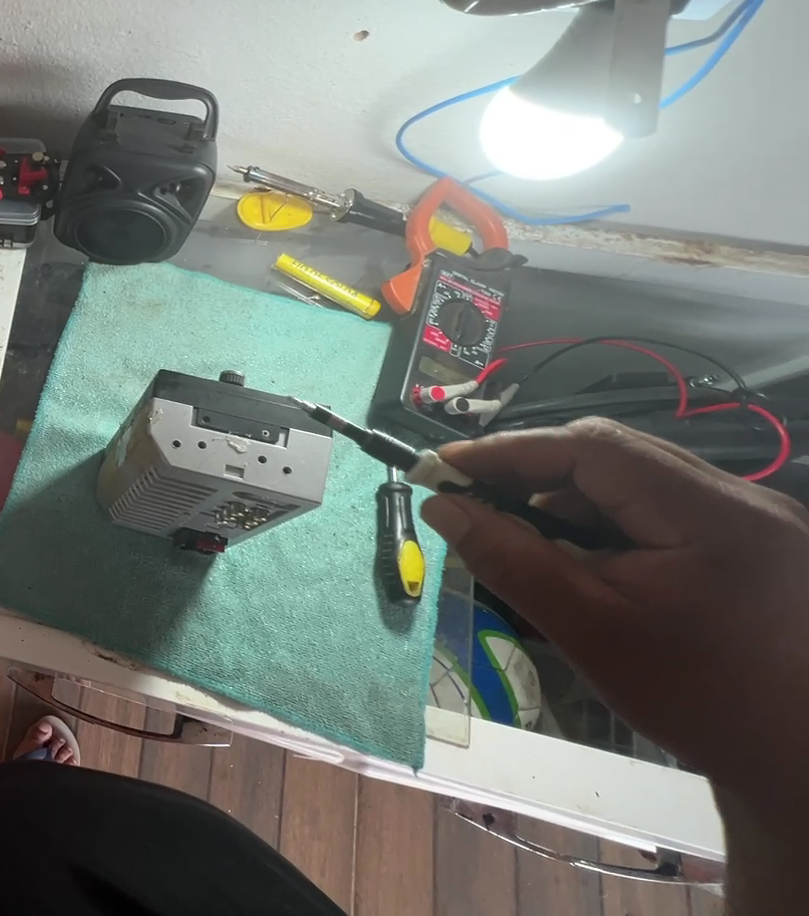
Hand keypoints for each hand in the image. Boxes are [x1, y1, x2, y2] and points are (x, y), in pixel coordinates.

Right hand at [419, 418, 808, 816]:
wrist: (806, 763)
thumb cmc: (697, 696)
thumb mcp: (585, 626)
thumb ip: (507, 557)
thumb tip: (439, 505)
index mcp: (712, 514)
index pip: (590, 448)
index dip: (507, 450)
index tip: (443, 468)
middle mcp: (741, 500)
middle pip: (611, 453)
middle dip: (530, 470)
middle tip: (469, 497)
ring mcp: (751, 519)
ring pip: (628, 477)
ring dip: (561, 496)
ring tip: (518, 535)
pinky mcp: (747, 541)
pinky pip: (652, 504)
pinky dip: (597, 517)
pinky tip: (575, 555)